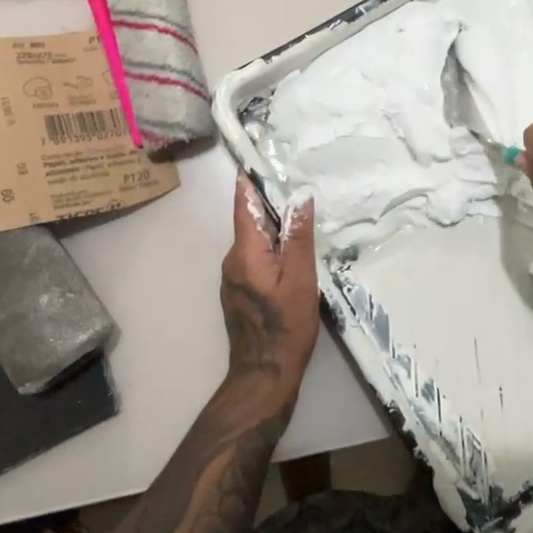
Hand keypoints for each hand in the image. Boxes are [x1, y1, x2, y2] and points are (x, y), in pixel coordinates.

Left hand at [220, 175, 318, 411]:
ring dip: (272, 227)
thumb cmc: (286, 326)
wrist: (264, 376)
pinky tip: (291, 252)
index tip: (260, 156)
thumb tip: (300, 197)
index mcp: (245, 251)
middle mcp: (232, 260)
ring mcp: (233, 278)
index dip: (251, 180)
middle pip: (250, 221)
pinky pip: (254, 258)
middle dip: (270, 202)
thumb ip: (298, 236)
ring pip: (253, 241)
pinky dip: (270, 248)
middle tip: (296, 182)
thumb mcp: (300, 278)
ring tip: (300, 215)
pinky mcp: (240, 293)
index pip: (244, 204)